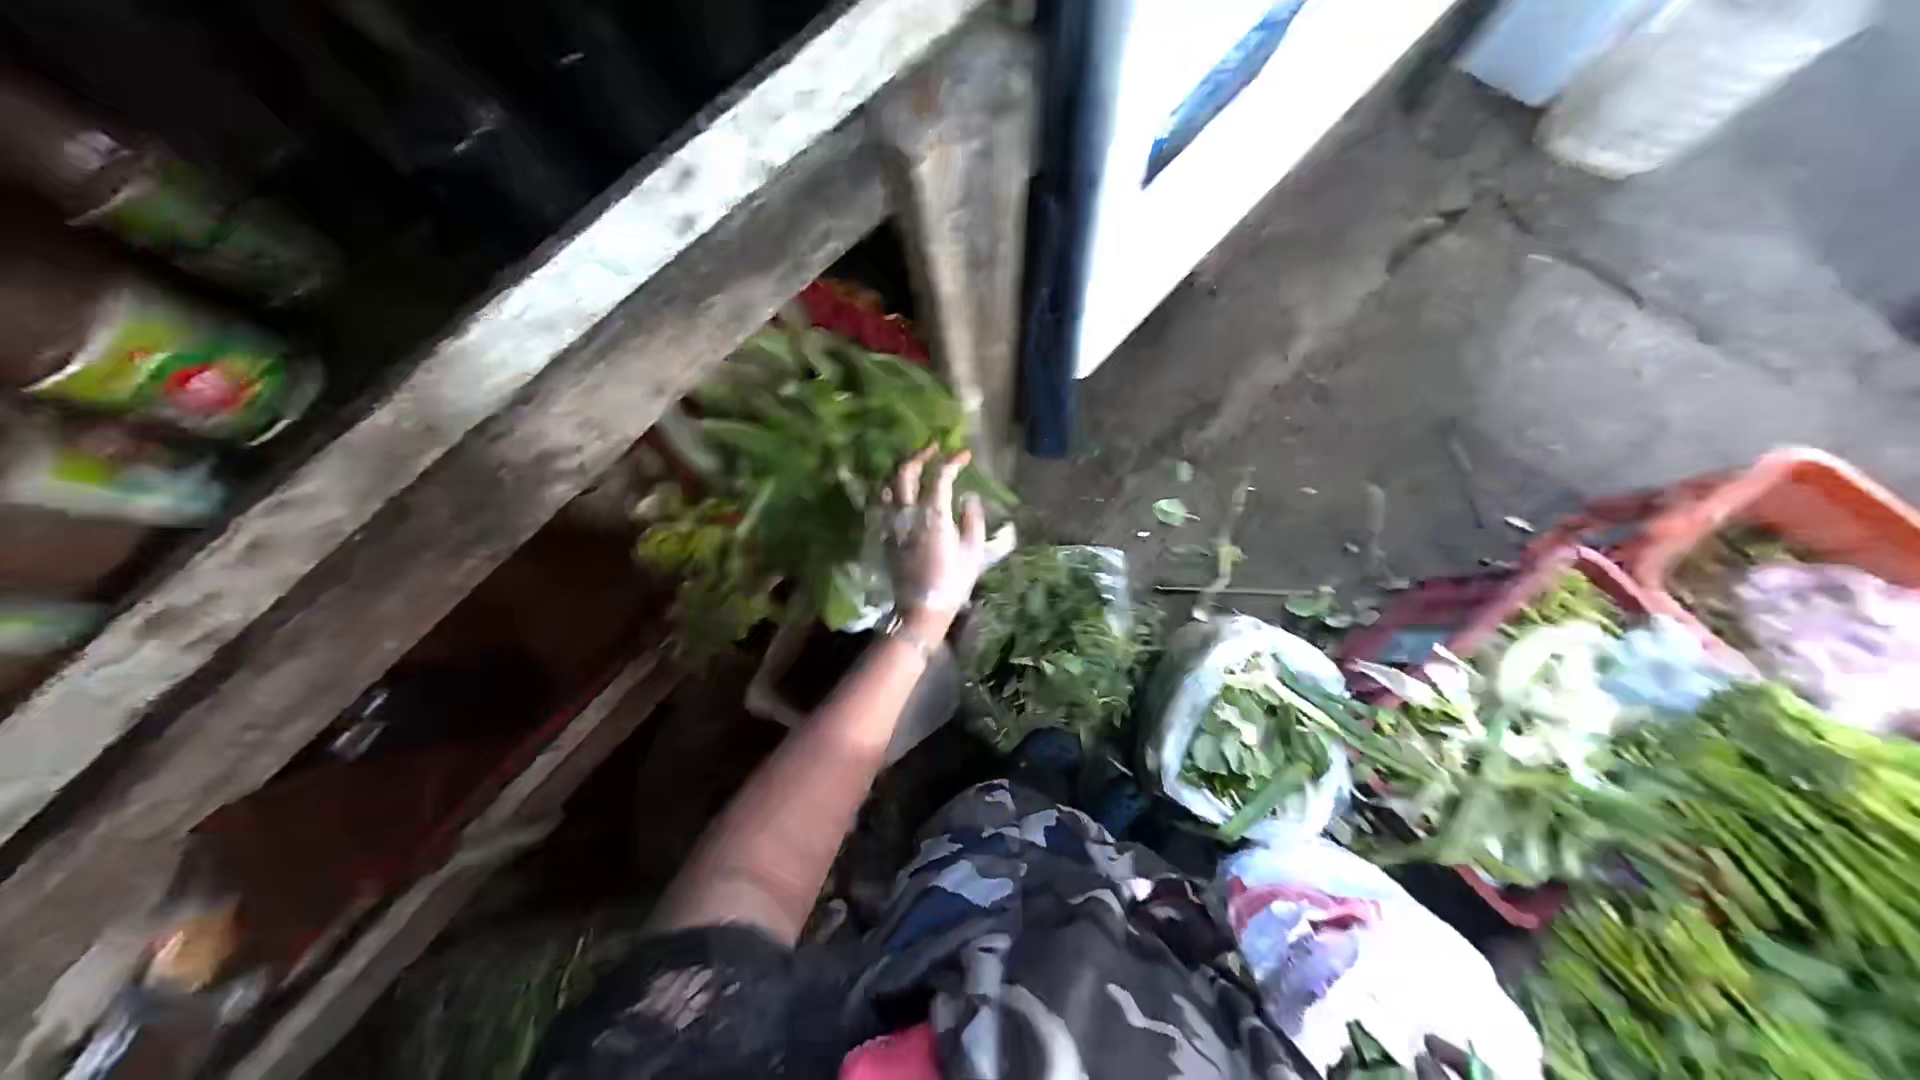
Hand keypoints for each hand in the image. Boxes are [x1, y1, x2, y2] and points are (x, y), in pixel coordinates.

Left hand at [887, 446, 987, 635]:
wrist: (921, 609)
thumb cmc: (952, 582)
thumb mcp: (973, 551)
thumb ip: (972, 519)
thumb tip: (968, 498)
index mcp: (934, 515)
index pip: (940, 475)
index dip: (952, 460)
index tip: (964, 455)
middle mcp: (908, 513)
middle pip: (905, 471)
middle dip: (919, 454)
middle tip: (932, 449)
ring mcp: (891, 523)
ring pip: (887, 484)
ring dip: (899, 469)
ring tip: (913, 465)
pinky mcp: (883, 535)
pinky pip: (879, 503)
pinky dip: (886, 489)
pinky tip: (895, 489)